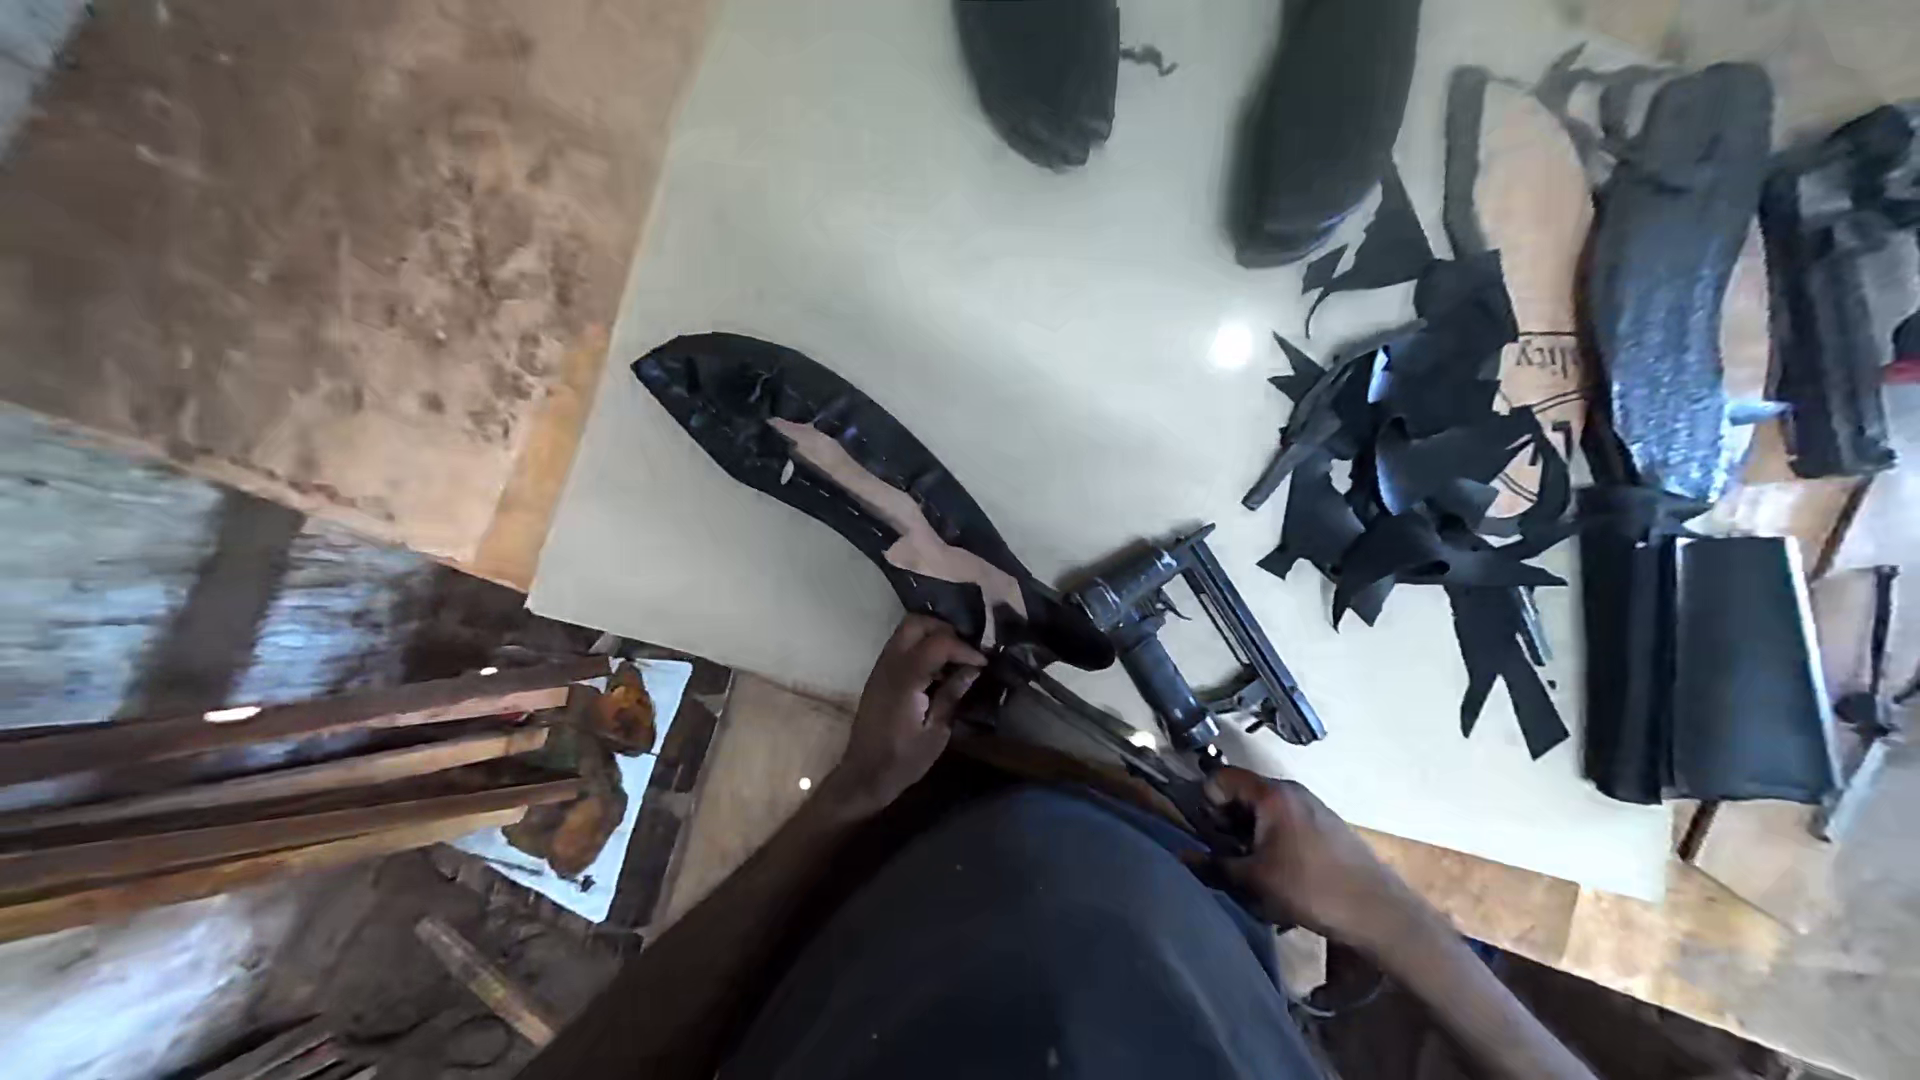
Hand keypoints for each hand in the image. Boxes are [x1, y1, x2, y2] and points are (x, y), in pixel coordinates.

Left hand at [818, 615, 985, 818]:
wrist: (863, 775)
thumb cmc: (902, 760)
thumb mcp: (936, 732)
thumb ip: (952, 695)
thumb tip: (973, 669)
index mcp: (904, 679)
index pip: (938, 643)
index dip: (964, 648)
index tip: (982, 663)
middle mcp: (889, 665)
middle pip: (916, 623)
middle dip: (945, 630)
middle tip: (965, 651)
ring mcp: (880, 667)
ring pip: (906, 631)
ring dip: (932, 636)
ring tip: (954, 659)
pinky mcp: (879, 675)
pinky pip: (901, 646)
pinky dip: (921, 647)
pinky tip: (938, 670)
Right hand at [1206, 767, 1446, 955]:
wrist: (1382, 915)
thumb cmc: (1311, 889)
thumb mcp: (1254, 881)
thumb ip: (1214, 865)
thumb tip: (1182, 856)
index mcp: (1271, 793)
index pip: (1221, 777)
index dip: (1208, 803)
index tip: (1214, 836)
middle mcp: (1291, 790)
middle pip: (1242, 793)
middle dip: (1229, 823)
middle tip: (1232, 856)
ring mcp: (1312, 806)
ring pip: (1264, 811)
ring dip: (1251, 835)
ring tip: (1257, 871)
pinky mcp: (1326, 826)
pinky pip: (1286, 822)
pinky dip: (1274, 841)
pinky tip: (1284, 875)